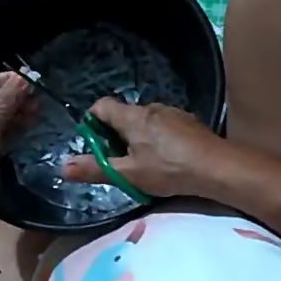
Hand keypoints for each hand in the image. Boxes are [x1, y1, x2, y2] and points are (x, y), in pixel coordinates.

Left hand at [0, 71, 30, 231]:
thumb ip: (5, 101)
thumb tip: (25, 78)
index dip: (9, 81)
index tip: (32, 82)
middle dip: (17, 96)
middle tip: (38, 99)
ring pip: (3, 112)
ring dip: (20, 110)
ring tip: (37, 110)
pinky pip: (7, 126)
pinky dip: (18, 123)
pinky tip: (32, 121)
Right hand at [59, 99, 234, 198]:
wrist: (217, 167)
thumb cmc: (169, 169)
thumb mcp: (129, 174)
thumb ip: (96, 170)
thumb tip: (63, 167)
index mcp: (132, 117)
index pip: (102, 106)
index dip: (92, 121)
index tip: (94, 143)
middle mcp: (151, 108)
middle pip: (123, 115)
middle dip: (115, 135)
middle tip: (118, 160)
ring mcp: (172, 113)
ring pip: (145, 121)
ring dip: (138, 137)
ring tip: (144, 163)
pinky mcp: (188, 122)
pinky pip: (164, 125)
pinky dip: (158, 138)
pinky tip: (167, 159)